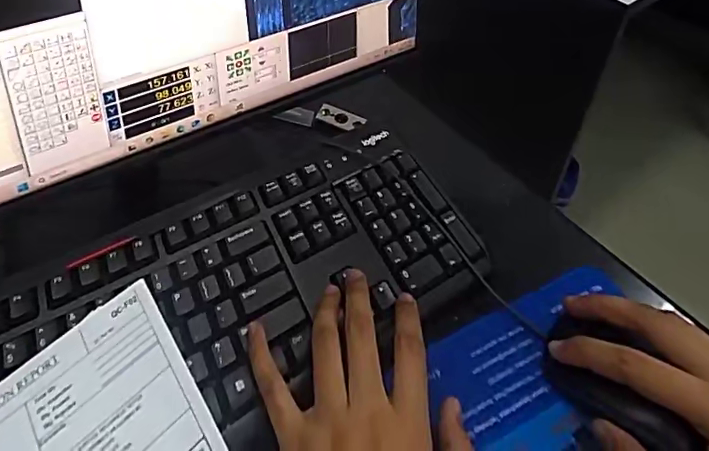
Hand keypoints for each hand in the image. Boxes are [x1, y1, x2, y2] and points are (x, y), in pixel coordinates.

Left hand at [248, 270, 473, 450]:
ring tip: (328, 290)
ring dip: (326, 312)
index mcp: (405, 425)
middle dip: (360, 300)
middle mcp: (365, 412)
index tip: (403, 297)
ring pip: (324, 348)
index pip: (410, 354)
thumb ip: (453, 447)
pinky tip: (255, 330)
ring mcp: (325, 420)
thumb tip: (453, 406)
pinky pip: (272, 389)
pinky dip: (260, 356)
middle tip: (356, 275)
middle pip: (364, 338)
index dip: (408, 318)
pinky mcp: (291, 438)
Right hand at [547, 294, 708, 450]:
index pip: (636, 366)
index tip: (557, 349)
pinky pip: (698, 339)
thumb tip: (601, 423)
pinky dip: (663, 328)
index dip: (590, 354)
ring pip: (680, 324)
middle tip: (571, 304)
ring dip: (636, 312)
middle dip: (610, 308)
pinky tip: (649, 337)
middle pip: (658, 324)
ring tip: (602, 310)